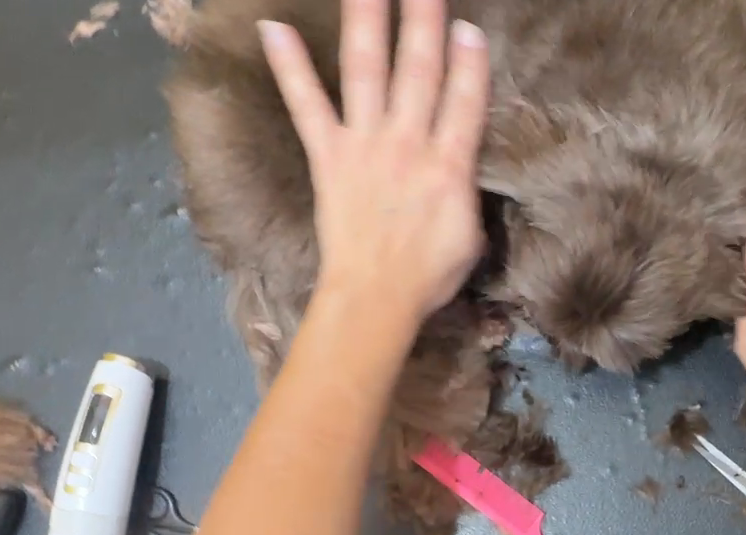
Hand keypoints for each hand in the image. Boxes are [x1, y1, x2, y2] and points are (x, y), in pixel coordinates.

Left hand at [260, 0, 489, 325]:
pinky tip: (274, 28)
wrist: (377, 296)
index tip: (470, 30)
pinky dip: (290, 68)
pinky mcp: (328, 157)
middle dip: (423, 20)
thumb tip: (462, 167)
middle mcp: (408, 144)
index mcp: (449, 168)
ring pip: (367, 71)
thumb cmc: (430, 275)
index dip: (470, 65)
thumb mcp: (469, 238)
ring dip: (367, 20)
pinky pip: (307, 106)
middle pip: (418, 71)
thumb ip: (466, 193)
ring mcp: (365, 146)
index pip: (465, 104)